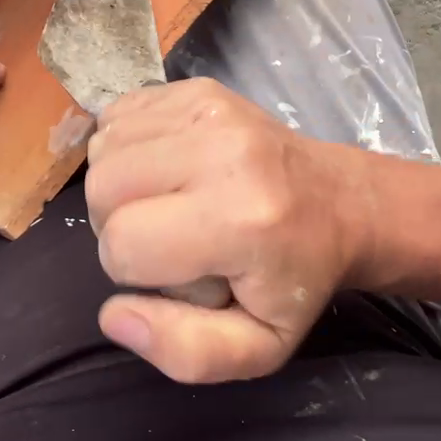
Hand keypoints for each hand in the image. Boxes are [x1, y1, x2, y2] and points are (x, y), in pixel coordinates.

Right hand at [85, 79, 362, 383]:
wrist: (339, 203)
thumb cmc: (295, 279)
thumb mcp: (259, 347)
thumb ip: (183, 351)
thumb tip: (113, 315)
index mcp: (240, 222)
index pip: (122, 245)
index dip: (132, 270)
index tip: (171, 272)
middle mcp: (223, 153)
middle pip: (102, 187)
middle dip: (114, 222)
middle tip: (160, 235)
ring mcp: (210, 110)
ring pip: (103, 146)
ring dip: (116, 182)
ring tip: (162, 198)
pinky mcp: (199, 88)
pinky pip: (119, 114)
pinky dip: (124, 144)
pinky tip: (161, 165)